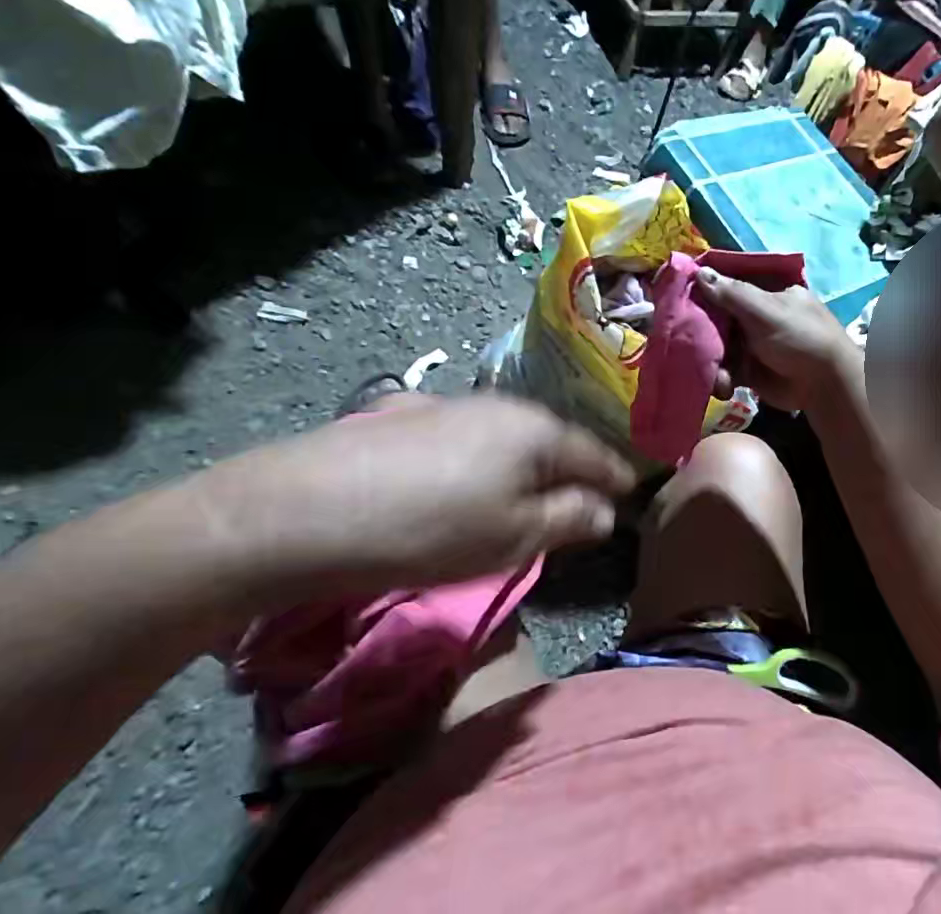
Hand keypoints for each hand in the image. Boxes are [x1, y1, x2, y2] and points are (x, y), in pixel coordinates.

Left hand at [192, 395, 635, 596]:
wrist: (310, 509)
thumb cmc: (432, 529)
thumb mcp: (514, 537)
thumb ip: (569, 518)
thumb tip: (607, 509)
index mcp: (533, 429)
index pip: (594, 452)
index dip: (616, 477)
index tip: (631, 495)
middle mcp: (495, 404)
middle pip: (548, 438)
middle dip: (568, 469)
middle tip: (580, 500)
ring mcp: (445, 405)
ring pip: (503, 434)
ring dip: (521, 462)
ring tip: (525, 491)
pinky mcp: (402, 416)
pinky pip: (462, 437)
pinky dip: (478, 458)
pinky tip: (460, 476)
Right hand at [698, 267, 859, 412]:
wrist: (824, 386)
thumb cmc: (799, 338)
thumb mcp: (765, 310)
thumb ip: (732, 293)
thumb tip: (699, 272)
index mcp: (765, 292)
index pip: (728, 282)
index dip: (704, 286)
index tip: (679, 290)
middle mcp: (755, 315)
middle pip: (716, 314)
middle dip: (701, 328)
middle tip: (683, 335)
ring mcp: (750, 342)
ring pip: (715, 343)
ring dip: (710, 357)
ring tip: (713, 370)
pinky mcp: (746, 368)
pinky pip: (722, 368)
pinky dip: (720, 377)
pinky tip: (723, 385)